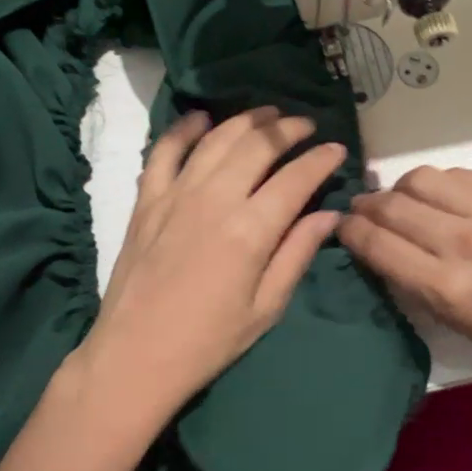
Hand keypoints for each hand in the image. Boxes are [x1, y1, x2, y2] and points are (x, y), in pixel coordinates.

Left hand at [75, 108, 346, 414]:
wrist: (133, 357)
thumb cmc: (208, 341)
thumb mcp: (265, 308)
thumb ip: (297, 254)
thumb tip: (329, 215)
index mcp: (250, 231)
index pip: (295, 178)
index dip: (321, 159)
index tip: (337, 149)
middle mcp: (214, 200)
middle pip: (257, 145)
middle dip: (287, 129)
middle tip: (306, 125)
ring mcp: (176, 195)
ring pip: (216, 139)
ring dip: (246, 120)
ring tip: (267, 114)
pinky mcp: (146, 200)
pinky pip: (165, 151)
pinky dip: (184, 129)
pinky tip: (201, 118)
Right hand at [338, 167, 471, 366]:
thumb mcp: (443, 316)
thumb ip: (404, 274)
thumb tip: (369, 237)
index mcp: (446, 286)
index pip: (379, 244)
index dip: (351, 230)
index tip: (342, 225)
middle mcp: (464, 244)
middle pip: (394, 206)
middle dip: (367, 205)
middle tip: (361, 208)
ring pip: (421, 179)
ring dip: (400, 189)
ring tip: (400, 200)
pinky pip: (454, 174)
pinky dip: (436, 184)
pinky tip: (436, 198)